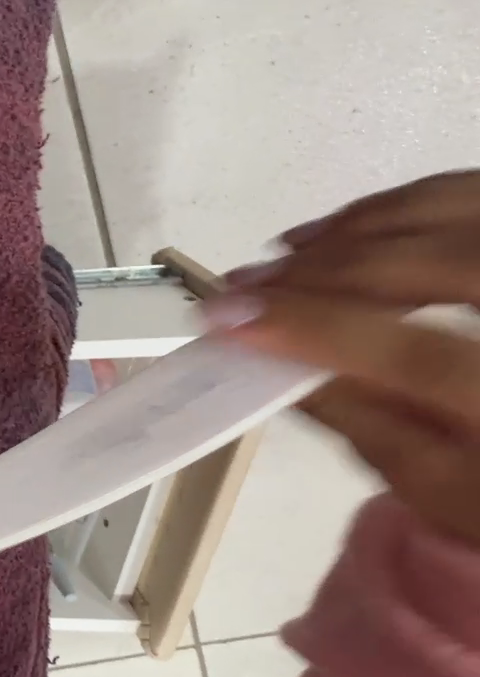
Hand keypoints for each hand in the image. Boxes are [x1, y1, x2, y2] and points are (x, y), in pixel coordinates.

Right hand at [208, 170, 479, 546]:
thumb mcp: (433, 481)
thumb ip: (357, 419)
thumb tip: (263, 361)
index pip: (420, 355)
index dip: (314, 329)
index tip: (223, 317)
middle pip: (449, 267)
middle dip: (328, 270)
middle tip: (243, 283)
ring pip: (461, 214)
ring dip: (358, 231)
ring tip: (284, 255)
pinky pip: (473, 195)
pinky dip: (399, 204)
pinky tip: (339, 231)